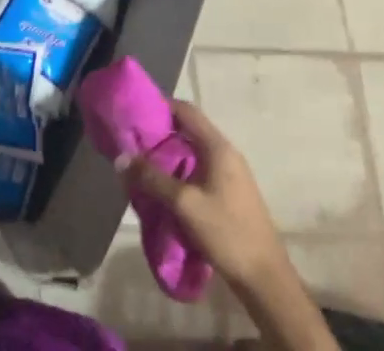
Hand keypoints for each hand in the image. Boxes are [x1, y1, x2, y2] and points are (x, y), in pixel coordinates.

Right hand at [121, 99, 291, 291]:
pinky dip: (176, 172)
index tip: (132, 112)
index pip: (185, 110)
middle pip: (186, 130)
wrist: (264, 277)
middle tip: (129, 142)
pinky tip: (159, 188)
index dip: (158, 105)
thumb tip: (120, 157)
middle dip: (157, 133)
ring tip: (138, 165)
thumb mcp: (184, 204)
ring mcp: (228, 174)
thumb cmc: (226, 232)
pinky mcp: (227, 193)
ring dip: (165, 156)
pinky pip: (196, 171)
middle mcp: (225, 154)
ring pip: (190, 152)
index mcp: (218, 148)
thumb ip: (151, 178)